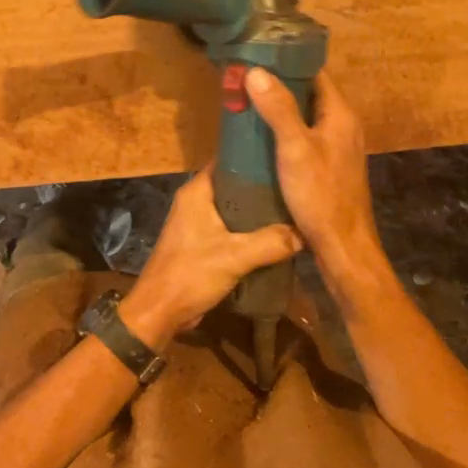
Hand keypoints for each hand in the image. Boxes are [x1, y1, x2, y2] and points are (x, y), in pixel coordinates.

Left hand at [120, 170, 301, 346]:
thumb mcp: (235, 256)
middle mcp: (196, 202)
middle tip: (297, 187)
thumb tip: (306, 233)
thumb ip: (271, 242)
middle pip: (235, 186)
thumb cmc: (191, 273)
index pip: (227, 161)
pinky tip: (278, 236)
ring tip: (295, 209)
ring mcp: (199, 223)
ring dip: (259, 213)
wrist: (161, 309)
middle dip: (263, 188)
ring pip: (235, 210)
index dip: (253, 158)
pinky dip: (252, 231)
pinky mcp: (204, 243)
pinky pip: (232, 230)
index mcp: (197, 192)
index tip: (284, 157)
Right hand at [244, 68, 391, 296]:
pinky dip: (280, 132)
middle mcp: (341, 126)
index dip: (286, 60)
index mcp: (340, 115)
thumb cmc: (321, 195)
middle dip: (276, 84)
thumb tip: (255, 71)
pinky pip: (301, 137)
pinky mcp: (325, 167)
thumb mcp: (295, 149)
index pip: (314, 72)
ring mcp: (334, 148)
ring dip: (277, 109)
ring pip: (303, 117)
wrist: (342, 247)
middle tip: (241, 78)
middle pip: (308, 94)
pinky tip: (256, 139)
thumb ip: (278, 109)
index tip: (255, 54)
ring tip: (243, 103)